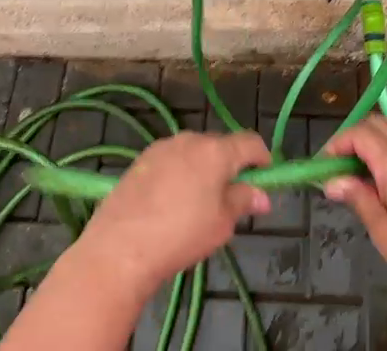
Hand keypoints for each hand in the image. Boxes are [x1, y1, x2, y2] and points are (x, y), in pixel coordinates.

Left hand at [71, 131, 272, 295]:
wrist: (120, 247)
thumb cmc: (181, 235)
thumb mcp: (222, 223)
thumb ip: (244, 201)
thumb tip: (262, 195)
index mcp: (216, 151)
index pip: (250, 142)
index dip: (262, 158)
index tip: (266, 178)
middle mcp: (190, 140)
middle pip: (220, 146)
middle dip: (230, 166)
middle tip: (231, 198)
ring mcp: (162, 147)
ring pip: (194, 153)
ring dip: (203, 169)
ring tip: (198, 203)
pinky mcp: (141, 160)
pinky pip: (171, 160)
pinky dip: (179, 174)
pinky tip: (171, 203)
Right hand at [321, 116, 386, 299]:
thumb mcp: (381, 229)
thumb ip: (357, 198)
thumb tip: (332, 181)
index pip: (360, 133)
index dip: (337, 143)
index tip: (322, 167)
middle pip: (376, 125)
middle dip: (351, 139)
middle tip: (336, 168)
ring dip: (368, 146)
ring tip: (353, 179)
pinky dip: (383, 155)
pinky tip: (377, 186)